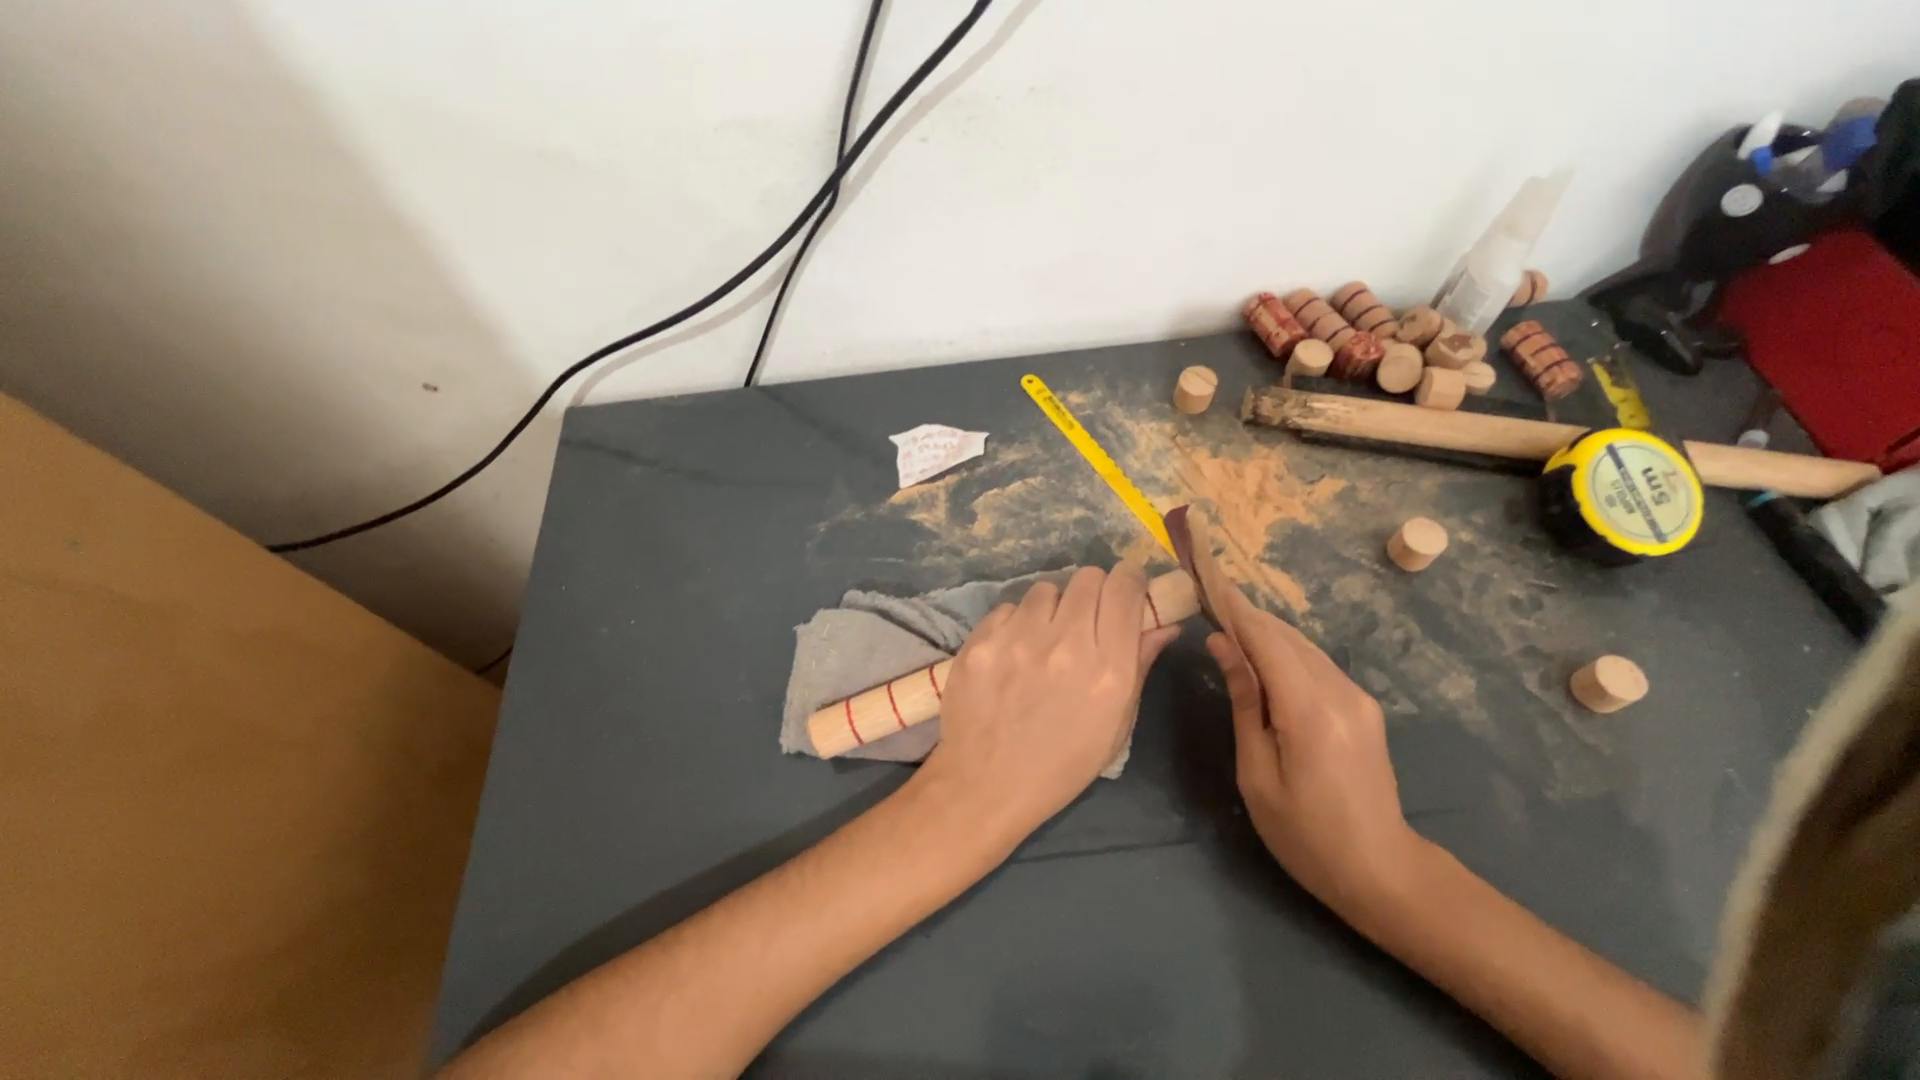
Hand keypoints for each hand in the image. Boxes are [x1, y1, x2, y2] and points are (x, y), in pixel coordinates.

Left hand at [920, 561, 1182, 843]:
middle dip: (1093, 592)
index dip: (1130, 581)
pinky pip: (1007, 608)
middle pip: (1088, 577)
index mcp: (1108, 668)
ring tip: (1044, 639)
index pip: (1125, 588)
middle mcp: (1066, 643)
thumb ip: (1139, 666)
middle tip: (1086, 617)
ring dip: (1052, 607)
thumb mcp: (1116, 726)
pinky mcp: (981, 640)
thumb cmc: (1062, 765)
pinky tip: (1012, 654)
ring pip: (1046, 588)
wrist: (985, 785)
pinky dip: (1015, 623)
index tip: (1127, 590)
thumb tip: (1164, 624)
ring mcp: (1019, 638)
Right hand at [1205, 587, 1425, 923]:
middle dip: (1248, 615)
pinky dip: (1286, 653)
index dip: (1236, 609)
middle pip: (1288, 637)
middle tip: (1209, 596)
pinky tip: (1262, 656)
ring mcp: (1358, 698)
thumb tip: (1223, 645)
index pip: (1267, 641)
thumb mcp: (1257, 773)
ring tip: (1227, 621)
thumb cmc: (1304, 834)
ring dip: (1266, 632)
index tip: (1207, 580)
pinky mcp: (1364, 708)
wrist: (1380, 870)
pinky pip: (1318, 666)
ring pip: (1305, 648)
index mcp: (1311, 711)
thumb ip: (1244, 702)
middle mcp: (1341, 692)